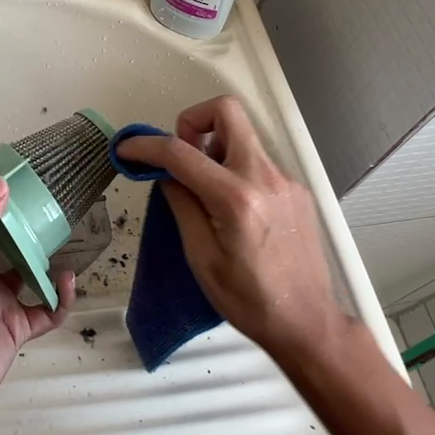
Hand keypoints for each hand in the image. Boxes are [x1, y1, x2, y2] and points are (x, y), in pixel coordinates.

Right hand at [116, 96, 337, 354]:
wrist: (308, 324)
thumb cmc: (249, 301)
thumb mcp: (200, 257)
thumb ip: (181, 204)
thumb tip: (167, 174)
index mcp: (236, 198)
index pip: (180, 152)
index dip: (146, 145)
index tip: (126, 148)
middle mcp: (265, 177)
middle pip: (226, 110)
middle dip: (193, 121)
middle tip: (181, 155)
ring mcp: (286, 181)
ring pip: (243, 136)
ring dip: (215, 148)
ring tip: (204, 190)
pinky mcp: (297, 190)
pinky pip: (258, 161)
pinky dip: (235, 168)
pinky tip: (231, 208)